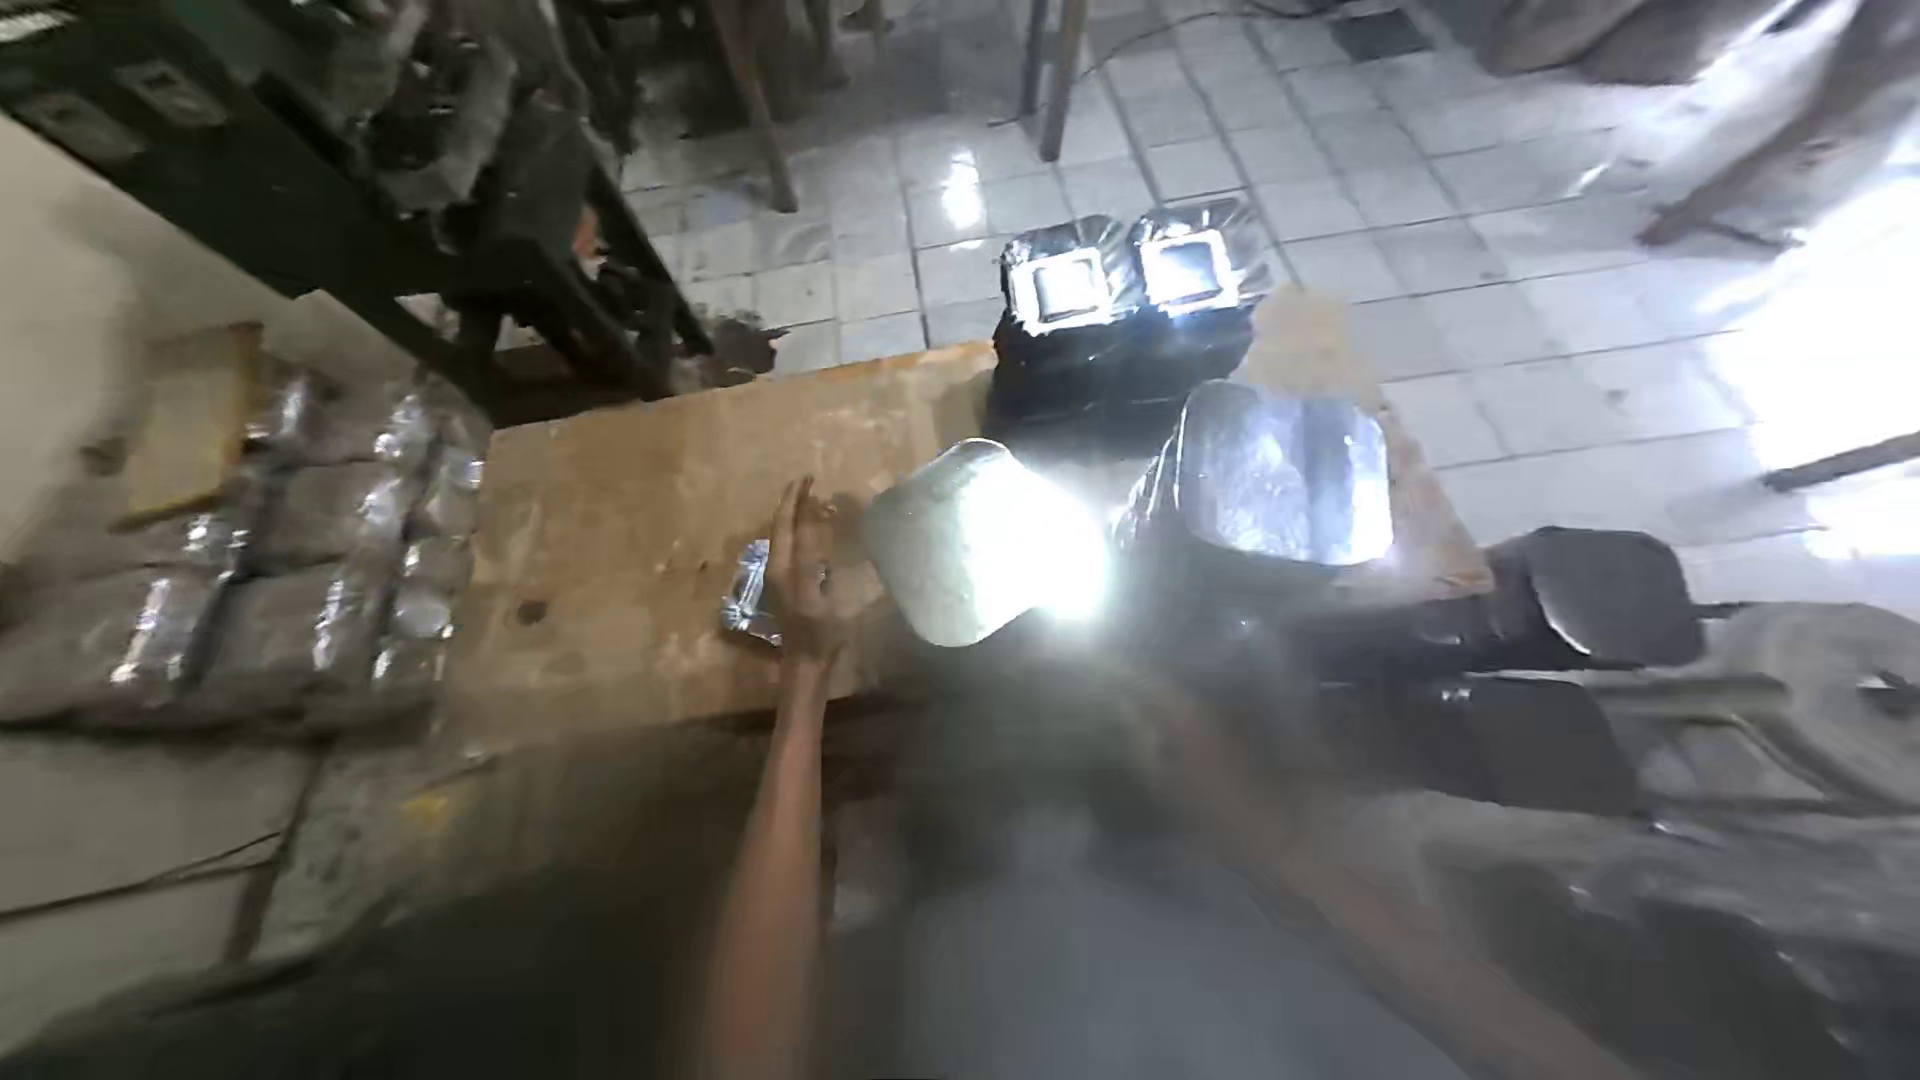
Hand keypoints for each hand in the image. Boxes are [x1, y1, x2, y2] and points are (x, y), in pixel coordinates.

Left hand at [768, 476, 854, 664]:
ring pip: (780, 534)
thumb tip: (822, 529)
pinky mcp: (782, 582)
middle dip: (792, 500)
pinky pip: (785, 544)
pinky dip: (794, 527)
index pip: (791, 525)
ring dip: (791, 512)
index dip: (800, 501)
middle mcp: (777, 567)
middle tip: (807, 479)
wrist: (806, 662)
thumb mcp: (831, 598)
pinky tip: (806, 525)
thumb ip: (825, 563)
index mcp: (789, 569)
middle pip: (781, 525)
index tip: (811, 480)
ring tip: (807, 496)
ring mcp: (777, 575)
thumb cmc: (824, 634)